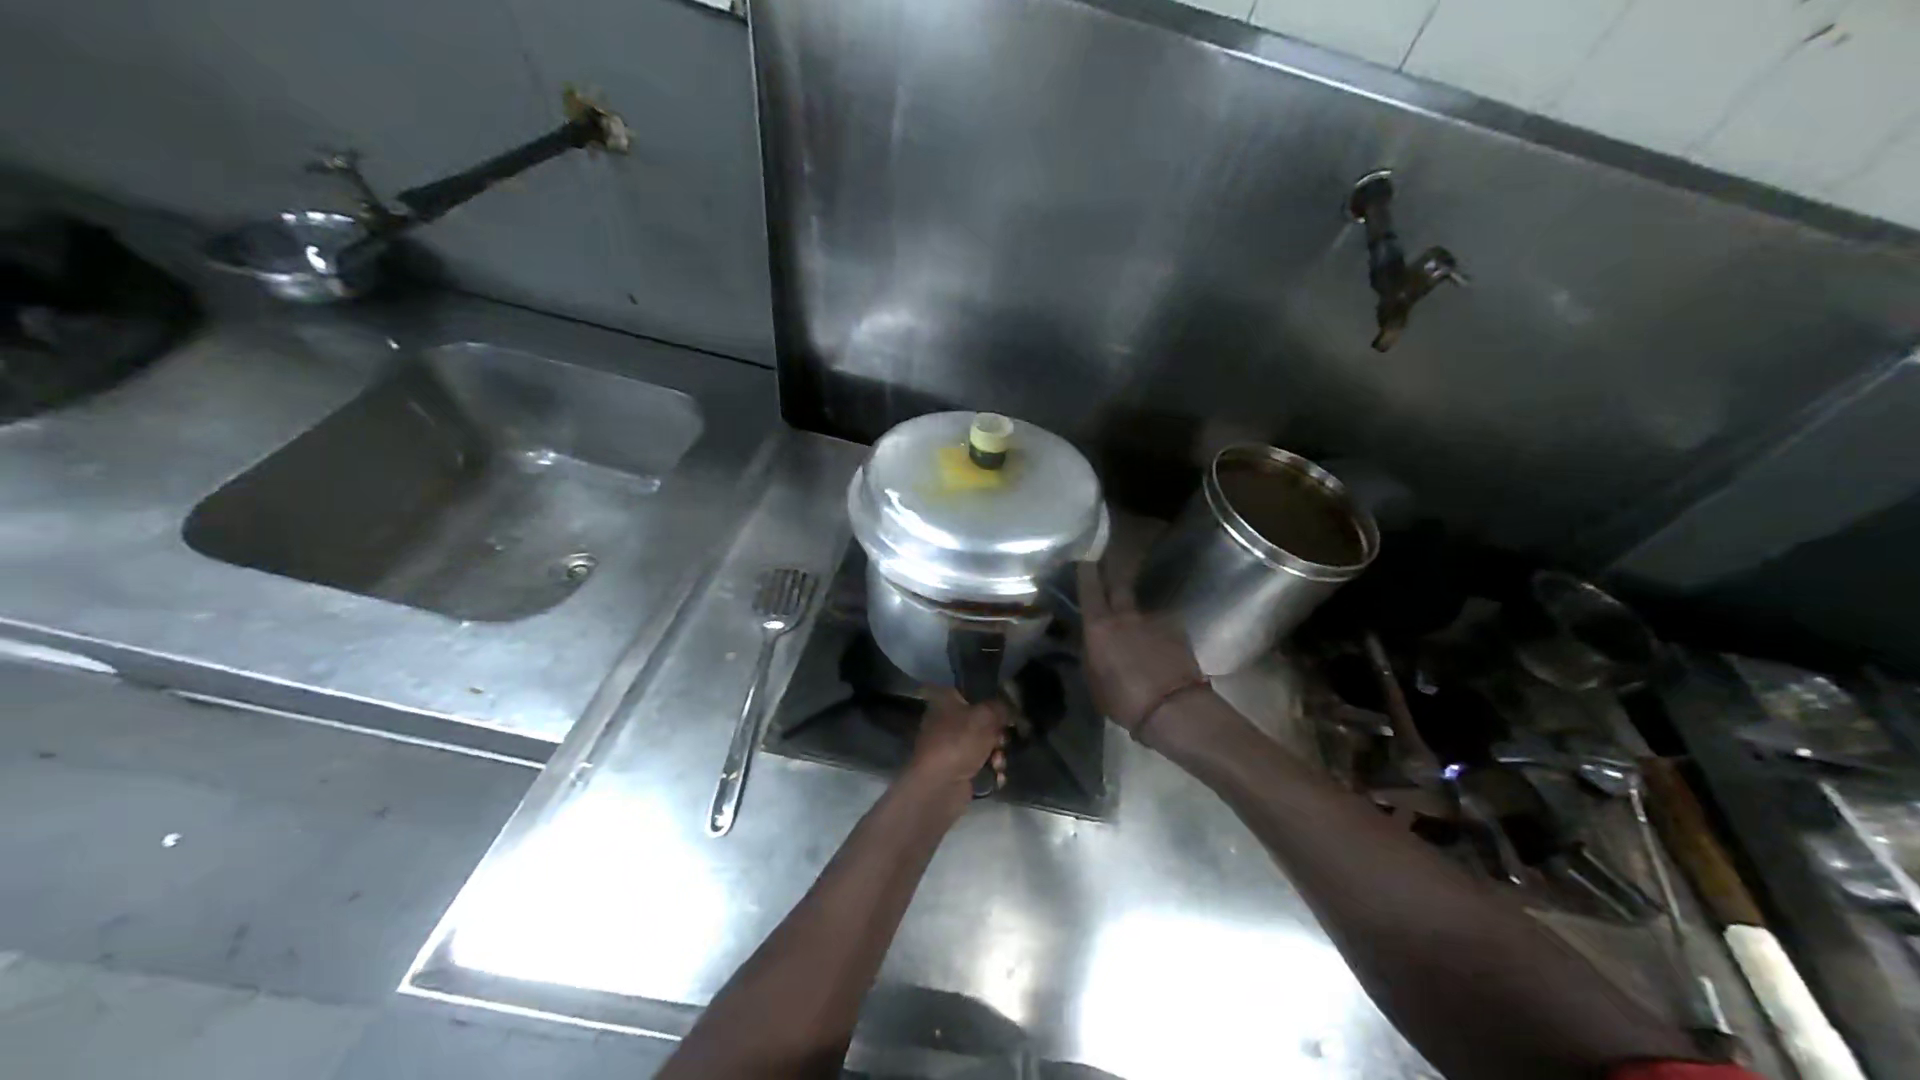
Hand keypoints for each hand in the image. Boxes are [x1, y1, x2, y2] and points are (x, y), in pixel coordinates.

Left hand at [907, 689, 1008, 793]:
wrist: (939, 786)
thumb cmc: (959, 741)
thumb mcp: (986, 716)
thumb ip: (1001, 707)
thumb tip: (1009, 708)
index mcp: (945, 701)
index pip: (973, 692)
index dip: (992, 700)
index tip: (1008, 710)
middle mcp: (945, 721)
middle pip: (982, 721)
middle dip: (998, 734)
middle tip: (1002, 741)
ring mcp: (950, 746)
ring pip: (984, 744)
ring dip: (997, 754)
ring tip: (997, 763)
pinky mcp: (956, 769)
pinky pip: (981, 764)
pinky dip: (991, 770)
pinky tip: (996, 776)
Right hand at [1078, 560, 1205, 736]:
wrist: (1173, 707)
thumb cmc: (1123, 700)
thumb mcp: (1094, 682)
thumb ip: (1091, 657)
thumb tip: (1090, 646)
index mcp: (1099, 627)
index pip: (1090, 589)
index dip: (1086, 573)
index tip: (1085, 561)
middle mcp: (1126, 616)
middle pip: (1119, 586)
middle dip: (1113, 576)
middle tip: (1109, 571)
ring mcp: (1155, 620)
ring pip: (1141, 611)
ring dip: (1136, 618)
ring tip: (1138, 636)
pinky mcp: (1178, 631)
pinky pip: (1161, 627)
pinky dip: (1157, 636)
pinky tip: (1159, 652)